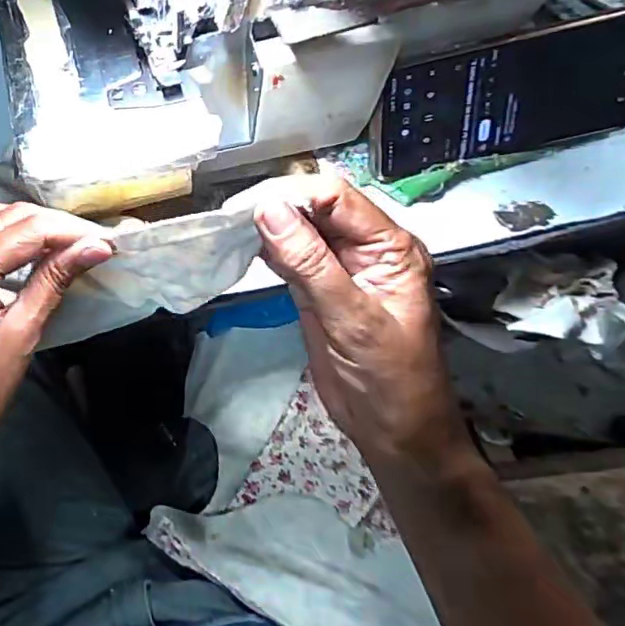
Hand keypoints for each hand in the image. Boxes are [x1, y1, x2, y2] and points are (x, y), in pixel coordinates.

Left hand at [0, 203, 113, 517]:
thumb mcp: (20, 336)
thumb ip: (54, 280)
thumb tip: (96, 246)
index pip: (25, 230)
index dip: (68, 231)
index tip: (103, 240)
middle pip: (0, 218)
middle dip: (47, 226)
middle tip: (86, 242)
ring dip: (15, 224)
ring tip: (55, 242)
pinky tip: (8, 241)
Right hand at [251, 174, 467, 469]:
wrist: (393, 430)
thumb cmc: (390, 378)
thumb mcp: (352, 319)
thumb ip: (310, 262)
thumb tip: (268, 210)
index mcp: (389, 246)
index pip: (336, 198)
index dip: (292, 195)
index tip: (249, 206)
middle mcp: (365, 247)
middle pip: (314, 207)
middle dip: (275, 206)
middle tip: (231, 216)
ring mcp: (339, 266)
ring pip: (297, 228)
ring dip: (266, 225)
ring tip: (230, 228)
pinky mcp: (316, 285)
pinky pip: (288, 254)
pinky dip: (265, 249)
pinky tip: (244, 248)